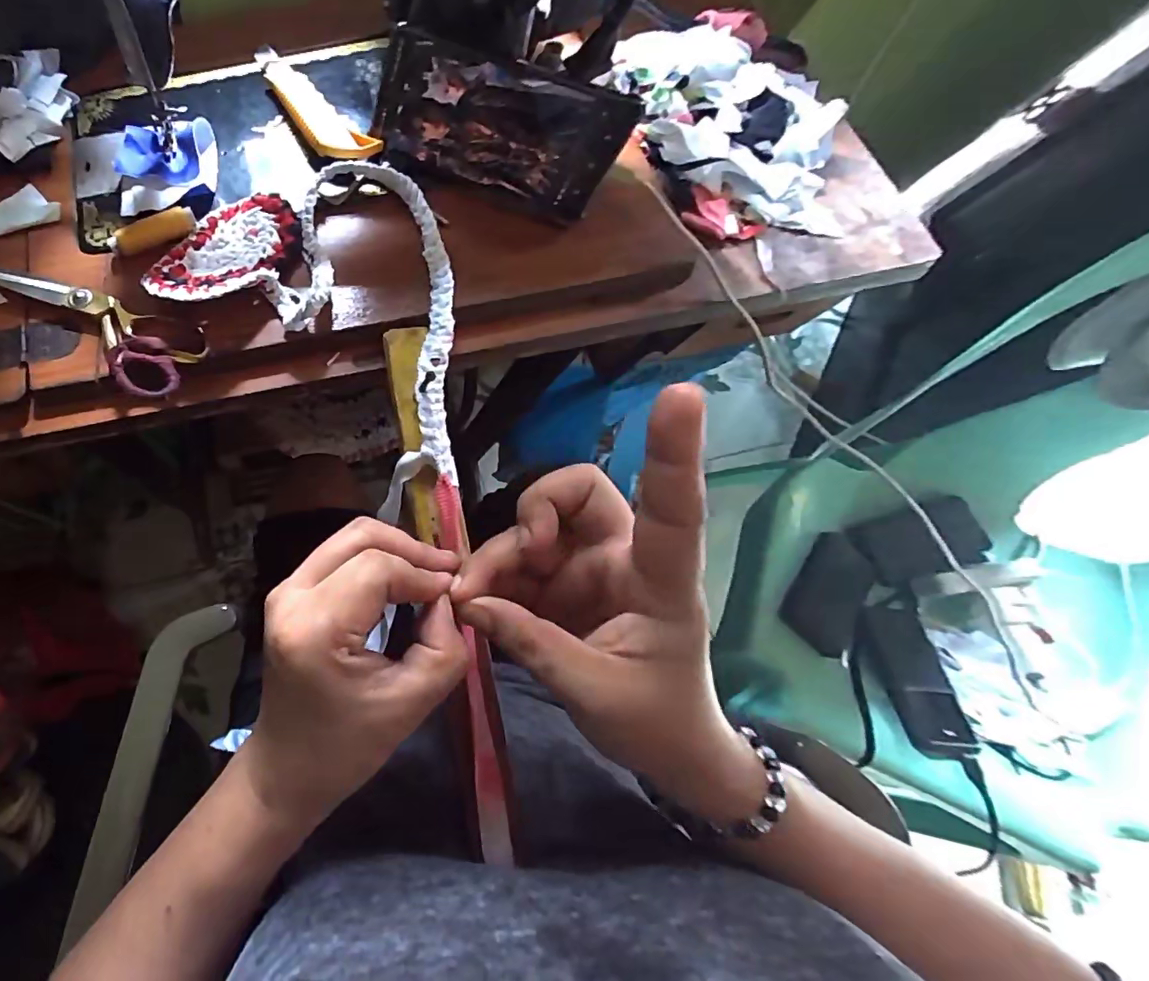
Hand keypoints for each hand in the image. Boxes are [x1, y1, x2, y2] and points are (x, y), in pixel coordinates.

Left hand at [243, 518, 468, 824]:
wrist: (287, 767)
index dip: (422, 572)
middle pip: (359, 536)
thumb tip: (446, 596)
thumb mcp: (411, 704)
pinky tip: (401, 579)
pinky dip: (374, 558)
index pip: (377, 568)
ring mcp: (284, 590)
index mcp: (314, 627)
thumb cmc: (347, 747)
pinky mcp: (288, 592)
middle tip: (447, 571)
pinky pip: (337, 555)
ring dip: (393, 549)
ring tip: (430, 573)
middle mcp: (290, 596)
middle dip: (410, 547)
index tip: (453, 593)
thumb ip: (443, 646)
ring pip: (347, 538)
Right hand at [451, 385, 757, 818]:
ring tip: (470, 599)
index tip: (679, 396)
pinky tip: (474, 603)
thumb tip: (468, 603)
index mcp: (660, 581)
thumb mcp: (593, 692)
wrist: (667, 751)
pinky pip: (516, 559)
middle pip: (578, 492)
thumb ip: (529, 642)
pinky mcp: (560, 583)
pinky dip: (490, 574)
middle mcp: (623, 557)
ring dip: (498, 554)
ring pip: (535, 525)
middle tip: (523, 556)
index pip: (673, 508)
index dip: (672, 452)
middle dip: (535, 510)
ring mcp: (588, 567)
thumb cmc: (655, 722)